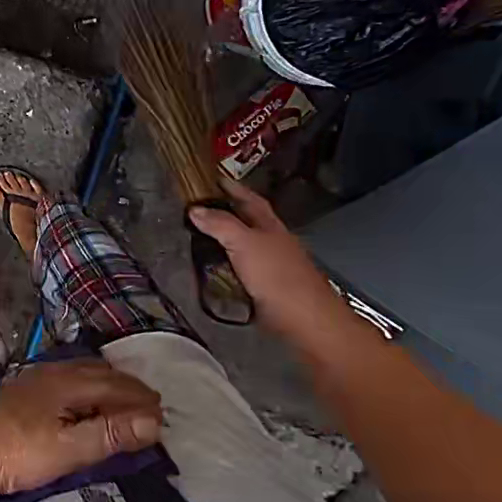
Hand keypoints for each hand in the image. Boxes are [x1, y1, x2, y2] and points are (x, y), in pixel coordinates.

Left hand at [0, 360, 162, 496]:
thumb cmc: (15, 453)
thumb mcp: (66, 450)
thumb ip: (108, 435)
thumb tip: (153, 421)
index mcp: (66, 382)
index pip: (115, 385)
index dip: (141, 398)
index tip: (164, 412)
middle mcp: (52, 372)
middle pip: (99, 373)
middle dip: (128, 386)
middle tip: (151, 404)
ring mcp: (34, 378)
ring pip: (81, 371)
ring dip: (107, 383)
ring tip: (124, 399)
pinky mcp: (21, 389)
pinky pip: (65, 375)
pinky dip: (86, 383)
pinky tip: (82, 396)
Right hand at [189, 179, 356, 340]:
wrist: (306, 322)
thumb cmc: (279, 277)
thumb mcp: (244, 243)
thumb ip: (220, 224)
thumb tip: (196, 210)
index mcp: (270, 226)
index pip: (250, 199)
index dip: (233, 188)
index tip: (214, 179)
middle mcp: (272, 243)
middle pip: (247, 222)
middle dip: (225, 213)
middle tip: (199, 209)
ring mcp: (270, 267)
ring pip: (243, 246)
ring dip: (223, 241)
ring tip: (198, 237)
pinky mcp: (265, 289)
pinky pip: (240, 270)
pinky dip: (225, 266)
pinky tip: (211, 269)